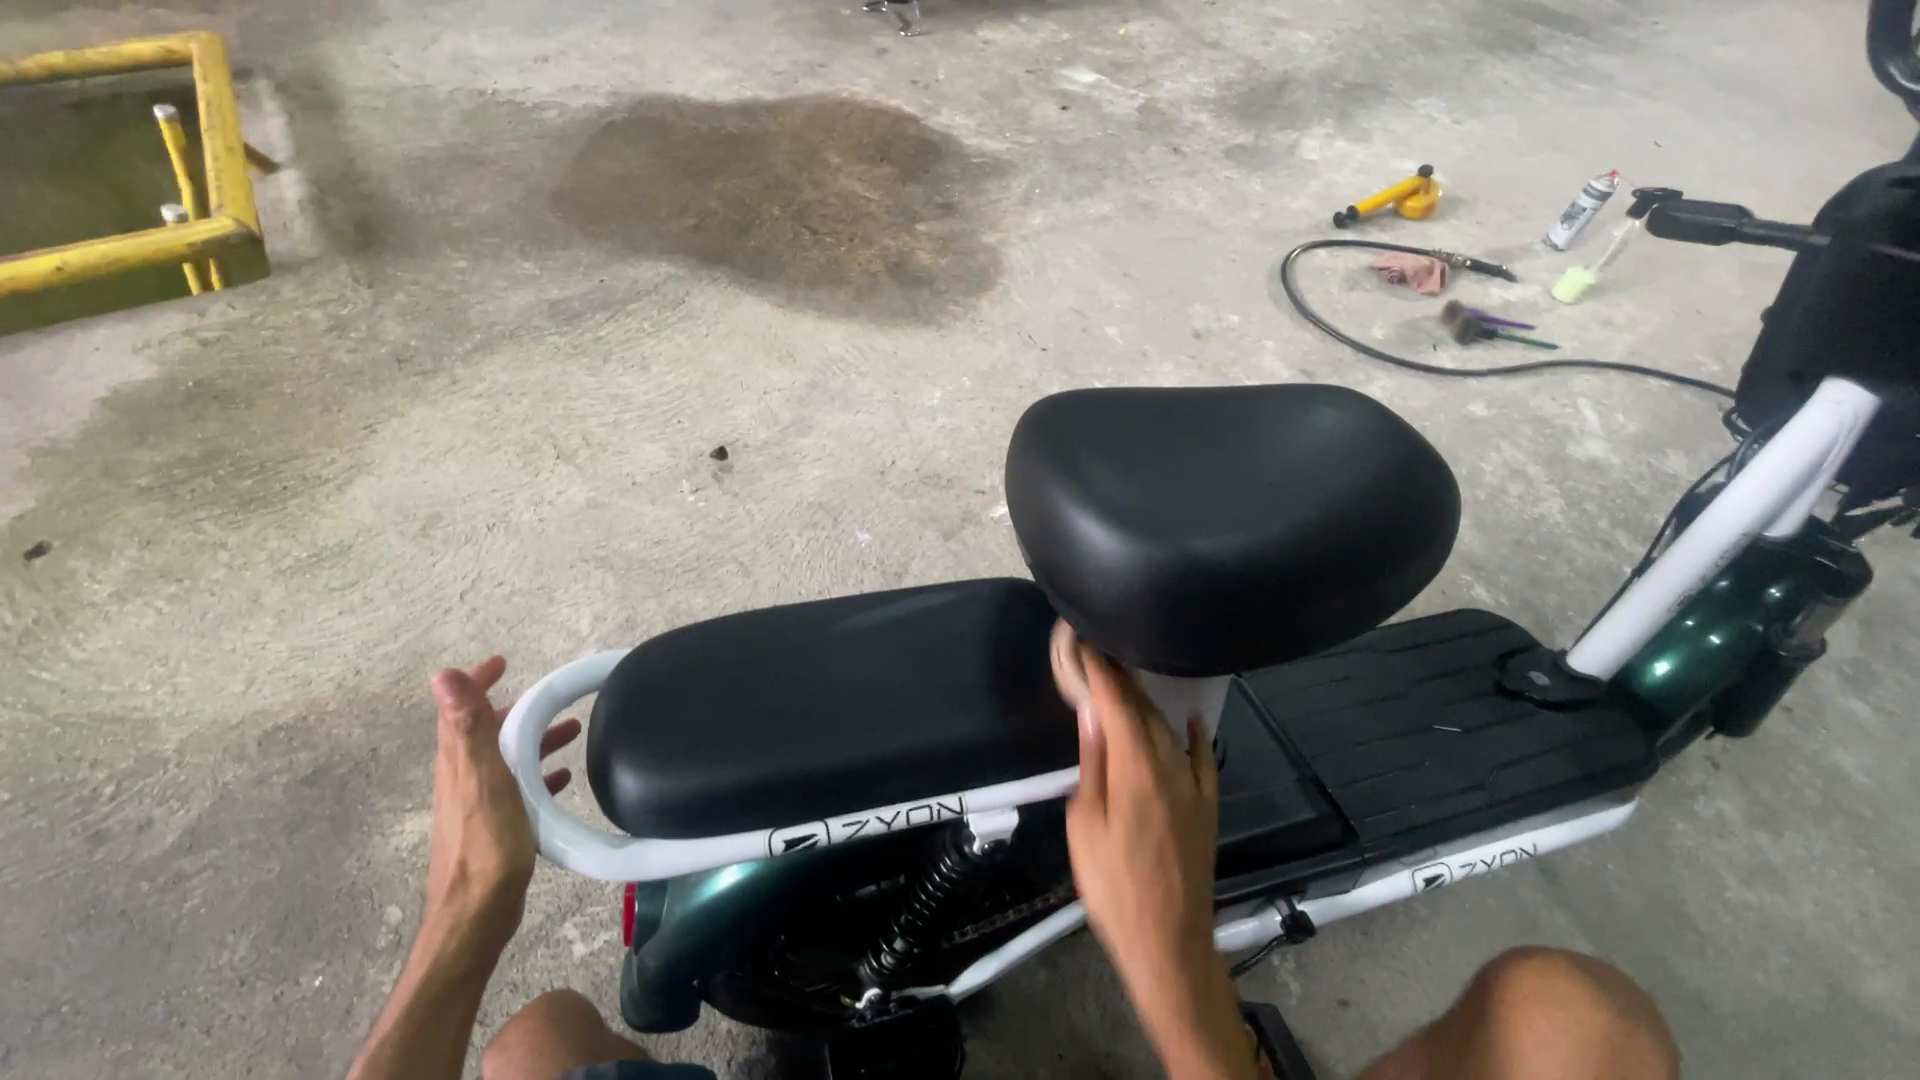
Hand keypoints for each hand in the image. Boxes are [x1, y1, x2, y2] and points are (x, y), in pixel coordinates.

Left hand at [424, 656, 577, 953]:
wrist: (477, 913)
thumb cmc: (487, 846)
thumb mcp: (483, 780)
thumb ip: (467, 728)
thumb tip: (443, 676)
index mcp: (459, 764)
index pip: (462, 711)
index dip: (475, 683)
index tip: (500, 663)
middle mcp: (463, 780)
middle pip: (487, 732)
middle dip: (515, 709)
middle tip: (550, 696)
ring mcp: (478, 805)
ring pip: (506, 759)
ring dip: (533, 739)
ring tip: (572, 730)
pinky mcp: (495, 827)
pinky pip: (519, 786)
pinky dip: (539, 772)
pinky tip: (564, 778)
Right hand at [1065, 646, 1258, 1079]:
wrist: (1167, 939)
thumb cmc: (1113, 884)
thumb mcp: (1086, 825)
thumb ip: (1093, 765)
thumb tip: (1092, 714)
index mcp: (1136, 770)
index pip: (1119, 707)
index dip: (1102, 675)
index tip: (1087, 648)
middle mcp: (1171, 767)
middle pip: (1146, 713)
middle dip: (1123, 683)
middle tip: (1102, 659)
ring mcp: (1194, 786)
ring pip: (1171, 731)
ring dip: (1149, 704)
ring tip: (1129, 685)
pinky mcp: (1207, 806)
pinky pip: (1204, 758)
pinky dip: (1194, 735)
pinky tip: (1191, 720)